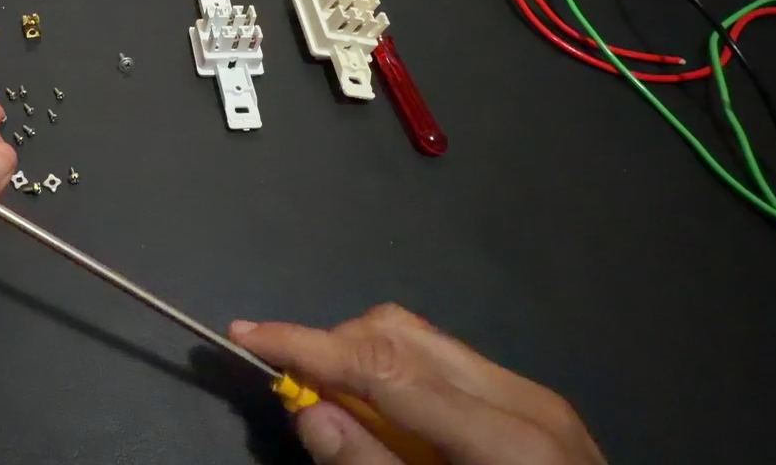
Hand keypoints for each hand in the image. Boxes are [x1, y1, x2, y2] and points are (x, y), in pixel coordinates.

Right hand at [230, 305, 603, 464]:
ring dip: (361, 357)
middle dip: (331, 350)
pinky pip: (442, 360)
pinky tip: (389, 417)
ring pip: (415, 335)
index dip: (305, 346)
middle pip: (396, 334)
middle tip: (293, 390)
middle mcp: (522, 398)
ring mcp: (532, 395)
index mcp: (509, 443)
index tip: (243, 333)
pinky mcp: (532, 403)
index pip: (382, 366)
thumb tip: (304, 408)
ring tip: (338, 405)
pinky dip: (397, 373)